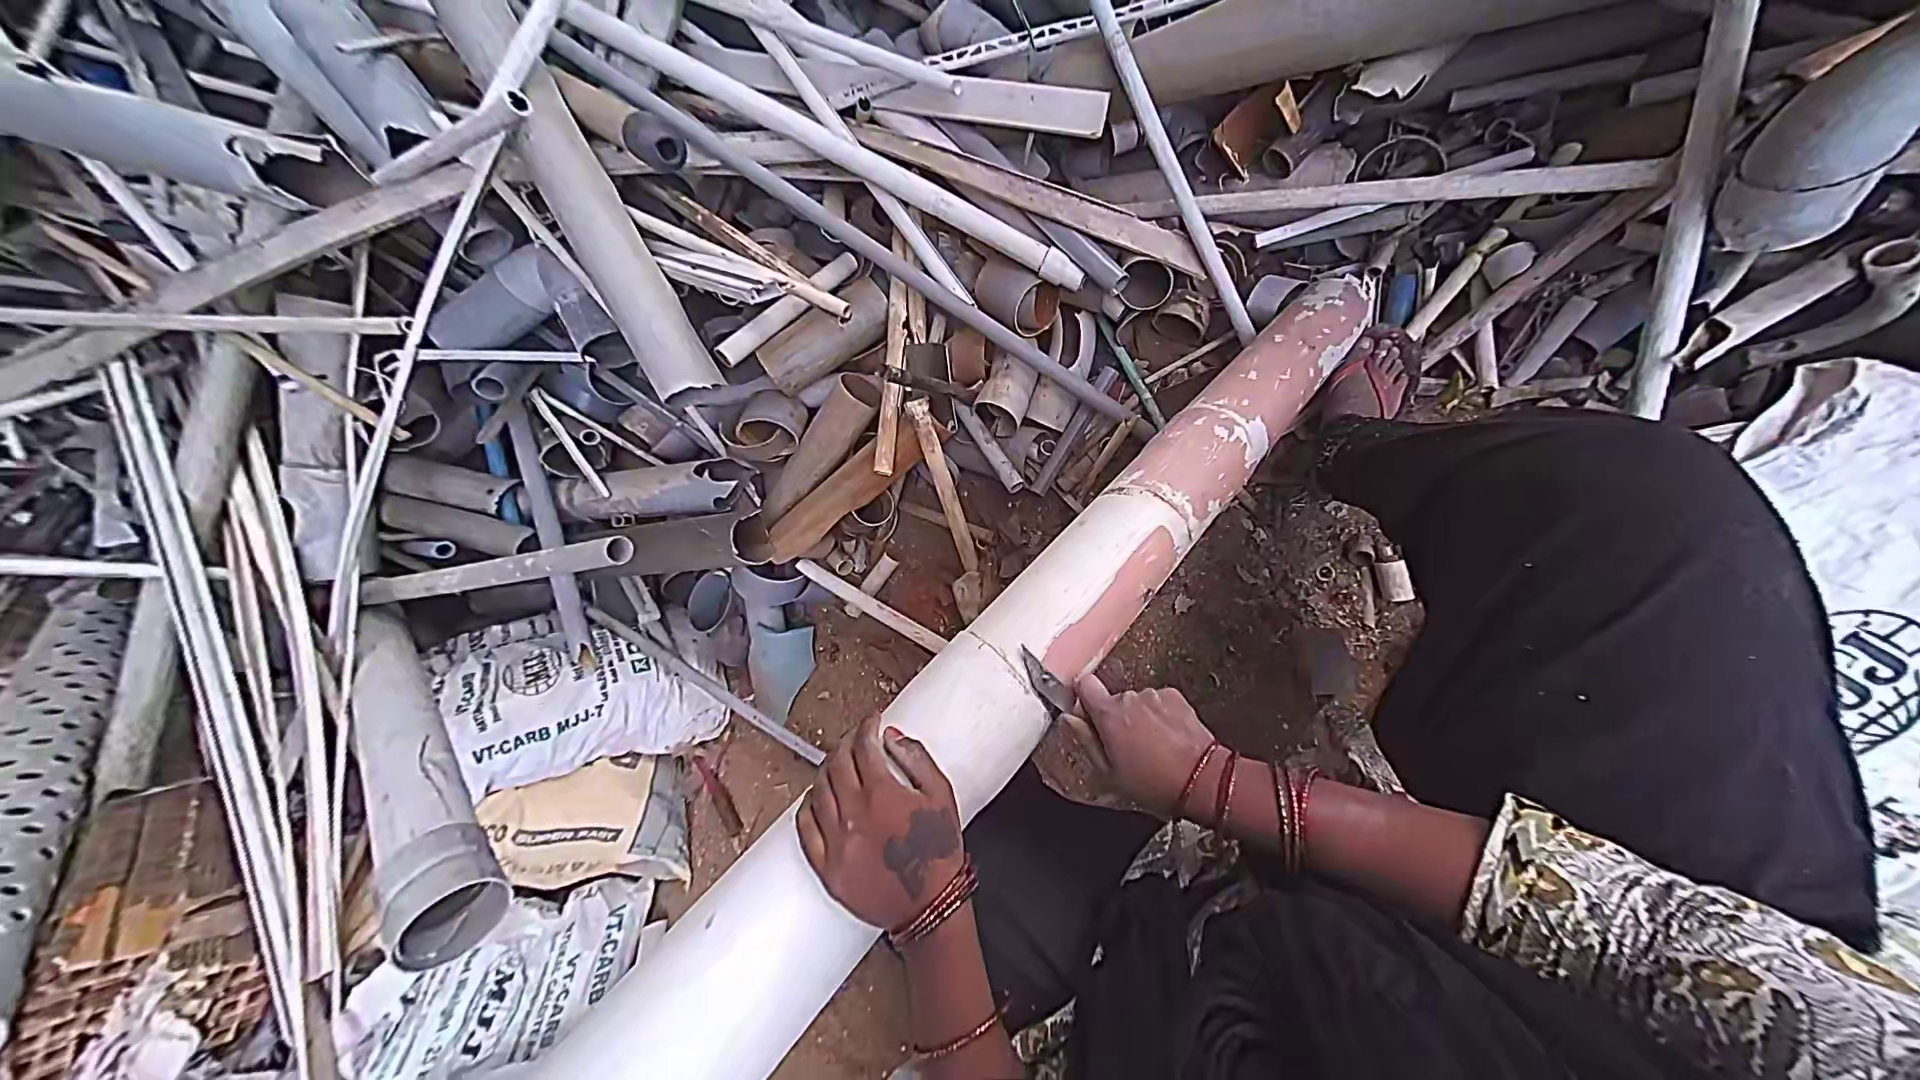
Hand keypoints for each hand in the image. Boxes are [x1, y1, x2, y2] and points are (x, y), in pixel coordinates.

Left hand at [798, 713, 964, 931]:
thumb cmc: (940, 852)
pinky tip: (816, 798)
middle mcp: (854, 815)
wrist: (931, 906)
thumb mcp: (941, 795)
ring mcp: (836, 842)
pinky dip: (808, 806)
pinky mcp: (826, 867)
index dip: (866, 728)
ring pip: (818, 790)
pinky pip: (805, 827)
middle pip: (837, 764)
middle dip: (846, 744)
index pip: (863, 747)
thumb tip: (891, 737)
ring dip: (827, 770)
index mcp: (882, 795)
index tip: (871, 723)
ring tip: (838, 764)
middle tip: (855, 740)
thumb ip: (916, 759)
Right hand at [1064, 674, 1217, 817]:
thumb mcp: (1110, 773)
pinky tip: (1167, 739)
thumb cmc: (1155, 783)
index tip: (1088, 715)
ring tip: (1152, 747)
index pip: (1084, 685)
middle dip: (1116, 718)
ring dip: (1140, 718)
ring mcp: (1154, 695)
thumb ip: (1086, 740)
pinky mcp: (1175, 697)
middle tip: (1126, 747)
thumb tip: (1069, 720)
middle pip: (1113, 700)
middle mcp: (1129, 698)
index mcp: (1108, 714)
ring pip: (1137, 702)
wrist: (1202, 780)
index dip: (1084, 699)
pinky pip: (1158, 702)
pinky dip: (1160, 716)